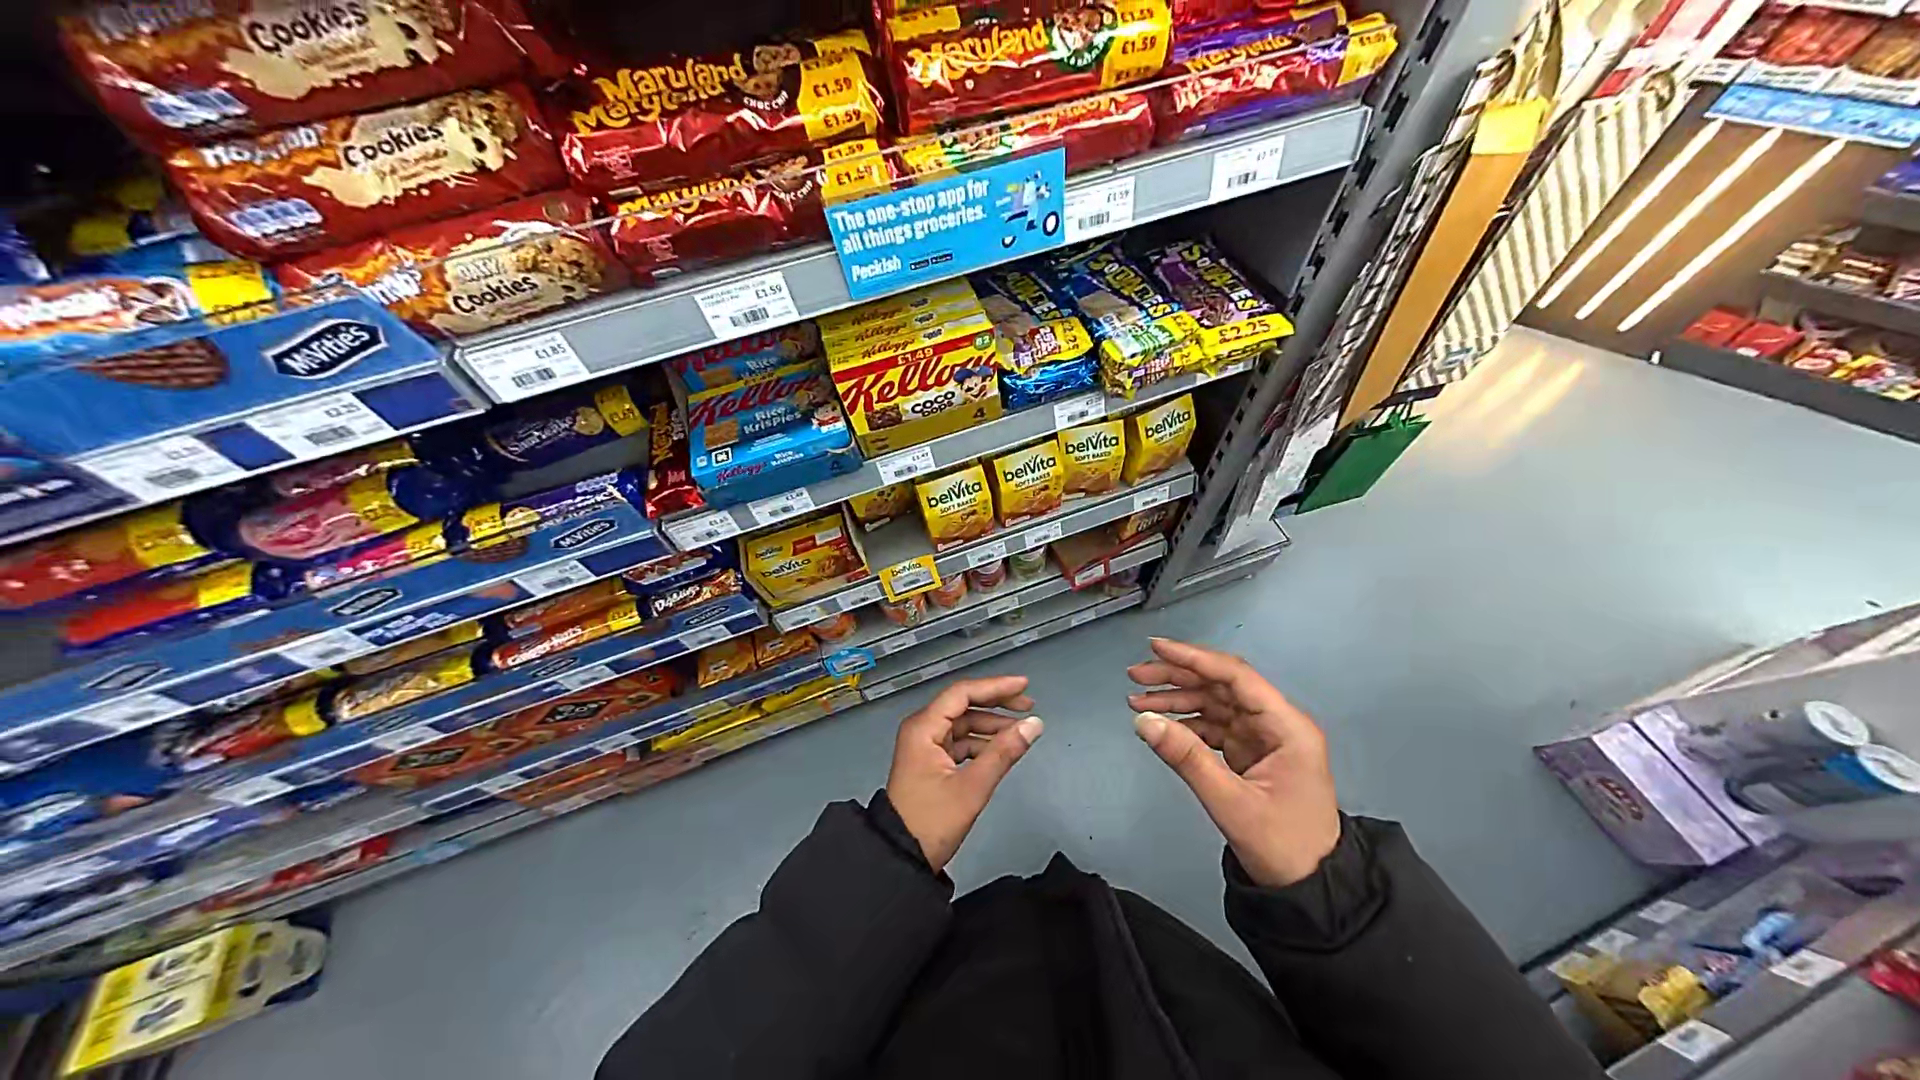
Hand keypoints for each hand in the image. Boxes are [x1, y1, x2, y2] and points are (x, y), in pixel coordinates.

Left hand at [886, 675, 1043, 871]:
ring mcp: (925, 746)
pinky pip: (961, 742)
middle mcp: (922, 730)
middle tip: (1027, 705)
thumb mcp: (972, 787)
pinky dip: (982, 743)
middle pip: (963, 705)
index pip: (963, 693)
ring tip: (1021, 731)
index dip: (995, 687)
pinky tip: (1002, 749)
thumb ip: (1004, 752)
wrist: (901, 856)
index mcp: (923, 728)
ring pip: (963, 724)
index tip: (1022, 686)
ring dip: (992, 725)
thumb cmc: (930, 822)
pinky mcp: (931, 762)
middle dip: (996, 703)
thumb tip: (1033, 725)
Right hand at [1127, 638, 1339, 887]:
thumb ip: (1186, 758)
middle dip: (1177, 676)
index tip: (1156, 648)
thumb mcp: (1230, 802)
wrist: (1313, 889)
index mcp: (1286, 727)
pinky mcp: (1252, 753)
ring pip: (1214, 704)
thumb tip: (1144, 721)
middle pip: (1221, 686)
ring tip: (1137, 699)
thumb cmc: (1282, 846)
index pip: (1235, 677)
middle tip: (1135, 674)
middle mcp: (1277, 724)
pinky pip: (1214, 726)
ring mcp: (1264, 738)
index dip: (1193, 658)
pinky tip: (1160, 724)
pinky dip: (1186, 723)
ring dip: (1177, 699)